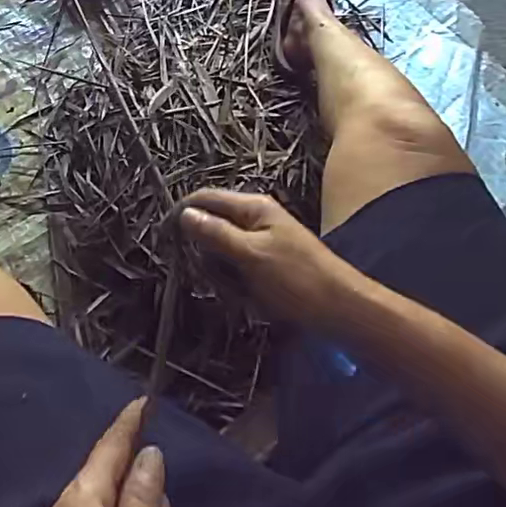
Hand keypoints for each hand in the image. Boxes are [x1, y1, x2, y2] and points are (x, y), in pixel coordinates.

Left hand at [44, 399, 172, 506]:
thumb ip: (142, 498)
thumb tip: (150, 452)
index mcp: (80, 494)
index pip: (111, 443)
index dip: (131, 419)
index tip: (145, 398)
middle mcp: (65, 504)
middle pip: (110, 472)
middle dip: (137, 471)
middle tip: (165, 472)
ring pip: (108, 500)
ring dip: (133, 504)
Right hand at [178, 190, 366, 332]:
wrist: (341, 308)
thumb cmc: (297, 279)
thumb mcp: (251, 256)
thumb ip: (216, 233)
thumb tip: (185, 214)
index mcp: (253, 206)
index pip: (206, 198)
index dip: (183, 213)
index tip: (164, 238)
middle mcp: (257, 216)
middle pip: (213, 223)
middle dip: (205, 251)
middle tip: (212, 277)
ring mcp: (264, 238)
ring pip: (224, 248)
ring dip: (222, 271)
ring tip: (236, 291)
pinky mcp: (269, 260)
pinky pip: (239, 265)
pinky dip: (237, 280)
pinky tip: (248, 298)